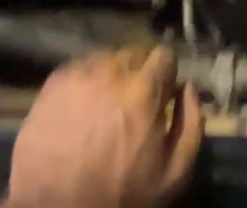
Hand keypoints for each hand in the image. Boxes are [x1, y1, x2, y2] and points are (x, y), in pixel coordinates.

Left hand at [5, 46, 203, 207]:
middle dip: (139, 74)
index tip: (160, 96)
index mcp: (145, 89)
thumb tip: (188, 88)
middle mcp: (113, 70)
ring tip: (105, 106)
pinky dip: (86, 82)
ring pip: (107, 58)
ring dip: (112, 76)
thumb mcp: (172, 174)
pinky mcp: (55, 80)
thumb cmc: (120, 193)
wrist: (55, 206)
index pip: (165, 55)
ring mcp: (80, 72)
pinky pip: (80, 68)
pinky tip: (82, 109)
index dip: (165, 76)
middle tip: (132, 105)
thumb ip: (191, 124)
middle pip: (135, 54)